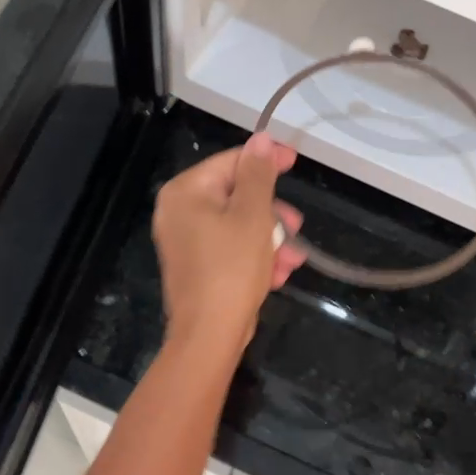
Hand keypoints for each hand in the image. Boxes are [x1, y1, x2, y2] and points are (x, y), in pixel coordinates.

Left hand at [151, 133, 307, 352]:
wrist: (209, 336)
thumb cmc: (231, 268)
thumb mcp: (253, 215)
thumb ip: (258, 173)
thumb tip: (261, 138)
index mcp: (185, 192)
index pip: (231, 161)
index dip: (266, 160)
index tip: (295, 160)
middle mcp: (179, 212)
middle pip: (237, 195)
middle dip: (272, 213)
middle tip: (297, 224)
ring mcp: (186, 241)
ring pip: (239, 224)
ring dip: (271, 238)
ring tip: (293, 258)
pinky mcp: (198, 266)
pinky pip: (232, 248)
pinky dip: (257, 256)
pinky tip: (279, 273)